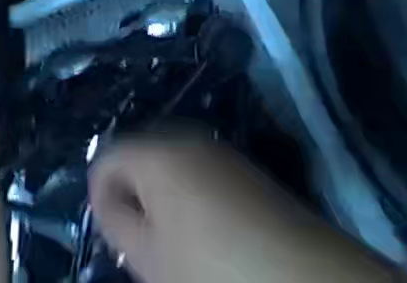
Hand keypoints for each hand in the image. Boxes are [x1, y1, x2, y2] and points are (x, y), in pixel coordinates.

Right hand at [89, 134, 394, 282]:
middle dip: (135, 194)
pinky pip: (203, 175)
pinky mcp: (248, 169)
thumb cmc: (214, 270)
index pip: (106, 157)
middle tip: (144, 244)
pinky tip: (212, 240)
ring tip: (178, 246)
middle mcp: (185, 137)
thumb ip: (117, 223)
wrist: (305, 276)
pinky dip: (196, 200)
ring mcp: (220, 151)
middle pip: (141, 157)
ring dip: (166, 198)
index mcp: (155, 152)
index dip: (101, 196)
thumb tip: (108, 199)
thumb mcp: (151, 260)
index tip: (114, 237)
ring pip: (174, 167)